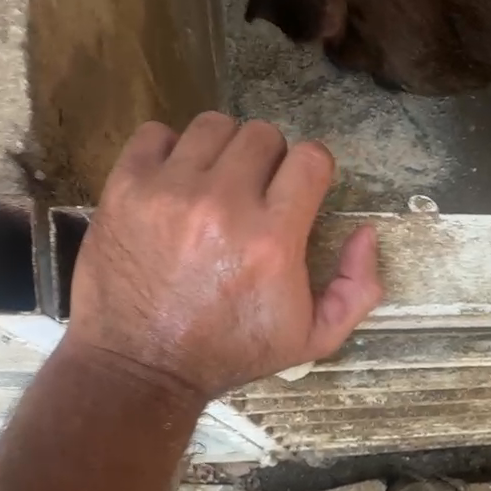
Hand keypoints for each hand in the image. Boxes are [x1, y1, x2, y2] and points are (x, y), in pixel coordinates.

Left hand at [62, 112, 381, 404]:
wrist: (145, 365)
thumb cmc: (235, 352)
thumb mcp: (316, 338)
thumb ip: (358, 289)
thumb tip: (365, 233)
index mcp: (274, 240)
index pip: (310, 158)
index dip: (314, 170)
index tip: (303, 192)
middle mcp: (224, 204)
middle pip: (263, 134)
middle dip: (271, 160)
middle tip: (260, 193)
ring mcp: (169, 191)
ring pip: (213, 126)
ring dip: (225, 150)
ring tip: (219, 184)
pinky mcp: (125, 187)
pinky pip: (157, 133)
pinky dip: (173, 151)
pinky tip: (179, 182)